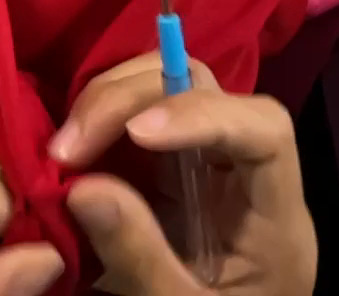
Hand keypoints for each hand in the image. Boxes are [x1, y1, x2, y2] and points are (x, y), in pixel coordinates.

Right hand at [48, 55, 316, 295]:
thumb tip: (81, 187)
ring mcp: (207, 150)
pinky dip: (101, 114)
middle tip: (68, 147)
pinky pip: (139, 109)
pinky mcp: (171, 156)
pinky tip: (71, 143)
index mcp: (275, 212)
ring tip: (63, 148)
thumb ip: (141, 258)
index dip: (203, 113)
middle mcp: (244, 162)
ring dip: (108, 99)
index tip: (136, 132)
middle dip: (128, 100)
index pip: (265, 129)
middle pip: (202, 86)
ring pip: (167, 81)